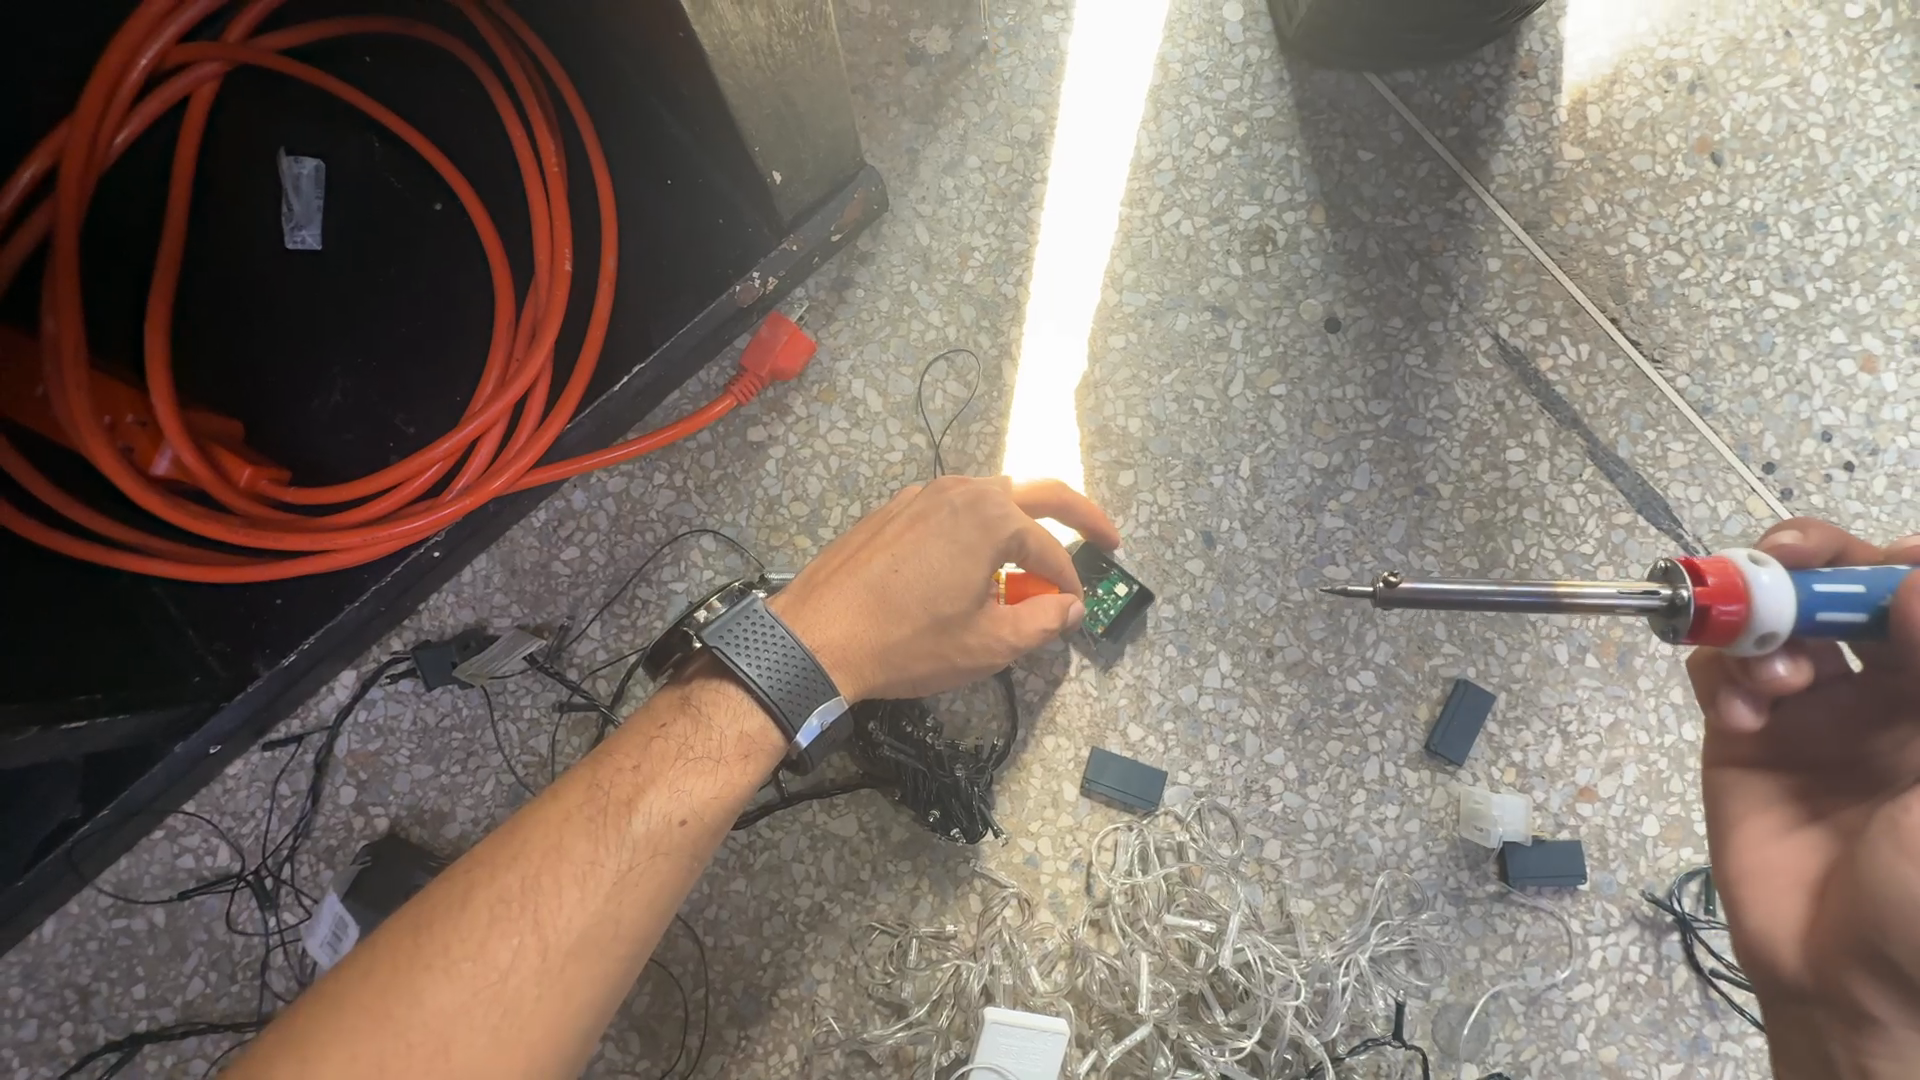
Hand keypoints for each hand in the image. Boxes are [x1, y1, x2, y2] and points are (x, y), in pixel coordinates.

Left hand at [768, 476, 1120, 700]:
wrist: (815, 637)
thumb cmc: (909, 643)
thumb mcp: (990, 643)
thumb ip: (1045, 621)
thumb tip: (1073, 606)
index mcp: (991, 516)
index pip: (1051, 551)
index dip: (1071, 585)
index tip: (1076, 611)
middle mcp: (960, 490)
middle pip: (1036, 492)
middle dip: (1079, 515)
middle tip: (1107, 538)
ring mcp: (920, 495)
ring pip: (988, 501)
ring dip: (1018, 528)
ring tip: (1024, 567)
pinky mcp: (892, 511)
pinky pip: (949, 513)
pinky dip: (974, 533)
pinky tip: (964, 567)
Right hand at [1687, 519, 1919, 1077]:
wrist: (1853, 973)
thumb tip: (1914, 582)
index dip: (1901, 566)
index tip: (1878, 566)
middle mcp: (1896, 692)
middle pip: (1847, 593)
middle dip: (1811, 567)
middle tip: (1778, 559)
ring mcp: (1816, 711)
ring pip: (1776, 623)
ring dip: (1762, 627)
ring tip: (1773, 675)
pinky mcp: (1743, 734)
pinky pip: (1722, 675)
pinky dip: (1721, 674)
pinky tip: (1738, 712)